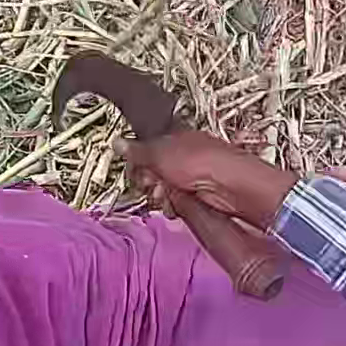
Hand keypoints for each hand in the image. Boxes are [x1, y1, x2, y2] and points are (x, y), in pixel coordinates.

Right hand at [117, 130, 298, 229]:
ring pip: (161, 189)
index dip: (138, 162)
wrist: (229, 186)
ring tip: (165, 196)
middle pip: (152, 172)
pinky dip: (171, 206)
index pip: (146, 150)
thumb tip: (116, 143)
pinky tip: (174, 206)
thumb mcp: (160, 153)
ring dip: (159, 196)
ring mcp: (190, 177)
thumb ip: (137, 151)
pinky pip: (174, 202)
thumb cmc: (201, 162)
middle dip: (148, 181)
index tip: (136, 170)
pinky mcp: (196, 196)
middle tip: (152, 184)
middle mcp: (182, 157)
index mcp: (175, 139)